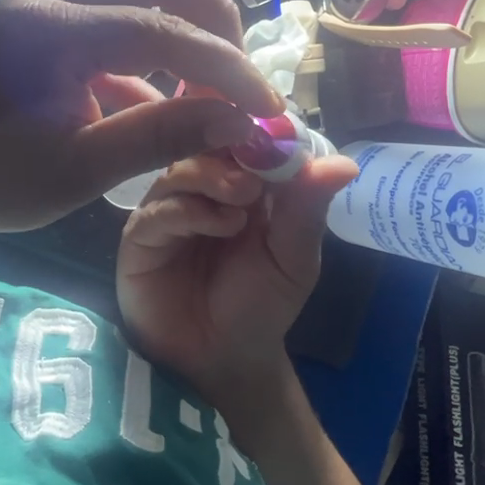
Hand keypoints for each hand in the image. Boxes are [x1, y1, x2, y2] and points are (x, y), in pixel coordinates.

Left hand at [0, 0, 282, 235]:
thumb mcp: (80, 170)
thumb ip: (163, 138)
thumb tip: (244, 123)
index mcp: (53, 33)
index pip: (162, 29)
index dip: (224, 66)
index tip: (266, 105)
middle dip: (211, 19)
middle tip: (241, 73)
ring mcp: (42, 1)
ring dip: (182, 24)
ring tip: (212, 81)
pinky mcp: (41, 19)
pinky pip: (110, 11)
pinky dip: (148, 44)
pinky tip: (162, 96)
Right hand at [115, 151, 357, 406]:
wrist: (224, 358)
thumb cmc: (261, 305)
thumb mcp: (294, 258)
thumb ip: (306, 209)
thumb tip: (344, 164)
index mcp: (238, 185)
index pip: (239, 140)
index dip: (255, 129)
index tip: (273, 126)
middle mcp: (197, 189)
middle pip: (202, 146)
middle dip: (230, 150)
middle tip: (255, 175)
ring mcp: (165, 209)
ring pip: (178, 171)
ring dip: (211, 177)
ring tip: (242, 204)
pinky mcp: (140, 237)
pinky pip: (156, 210)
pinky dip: (187, 209)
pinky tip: (218, 224)